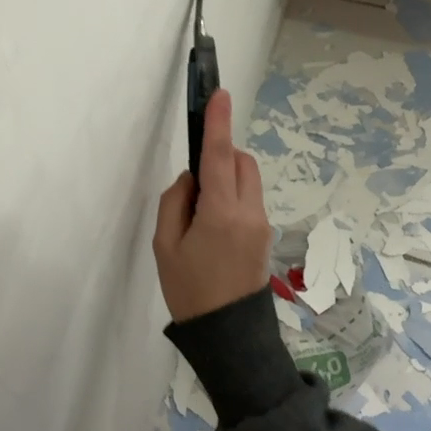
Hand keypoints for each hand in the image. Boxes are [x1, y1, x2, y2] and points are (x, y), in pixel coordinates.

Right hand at [152, 89, 271, 322]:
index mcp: (221, 212)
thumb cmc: (189, 290)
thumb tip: (192, 180)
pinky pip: (249, 200)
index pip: (221, 155)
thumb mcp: (165, 245)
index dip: (219, 122)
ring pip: (248, 180)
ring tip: (199, 214)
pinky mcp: (265, 236)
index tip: (220, 93)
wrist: (228, 336)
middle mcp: (249, 212)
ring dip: (227, 177)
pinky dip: (232, 197)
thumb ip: (175, 201)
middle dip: (222, 155)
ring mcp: (262, 225)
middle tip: (194, 182)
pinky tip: (211, 227)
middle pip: (242, 162)